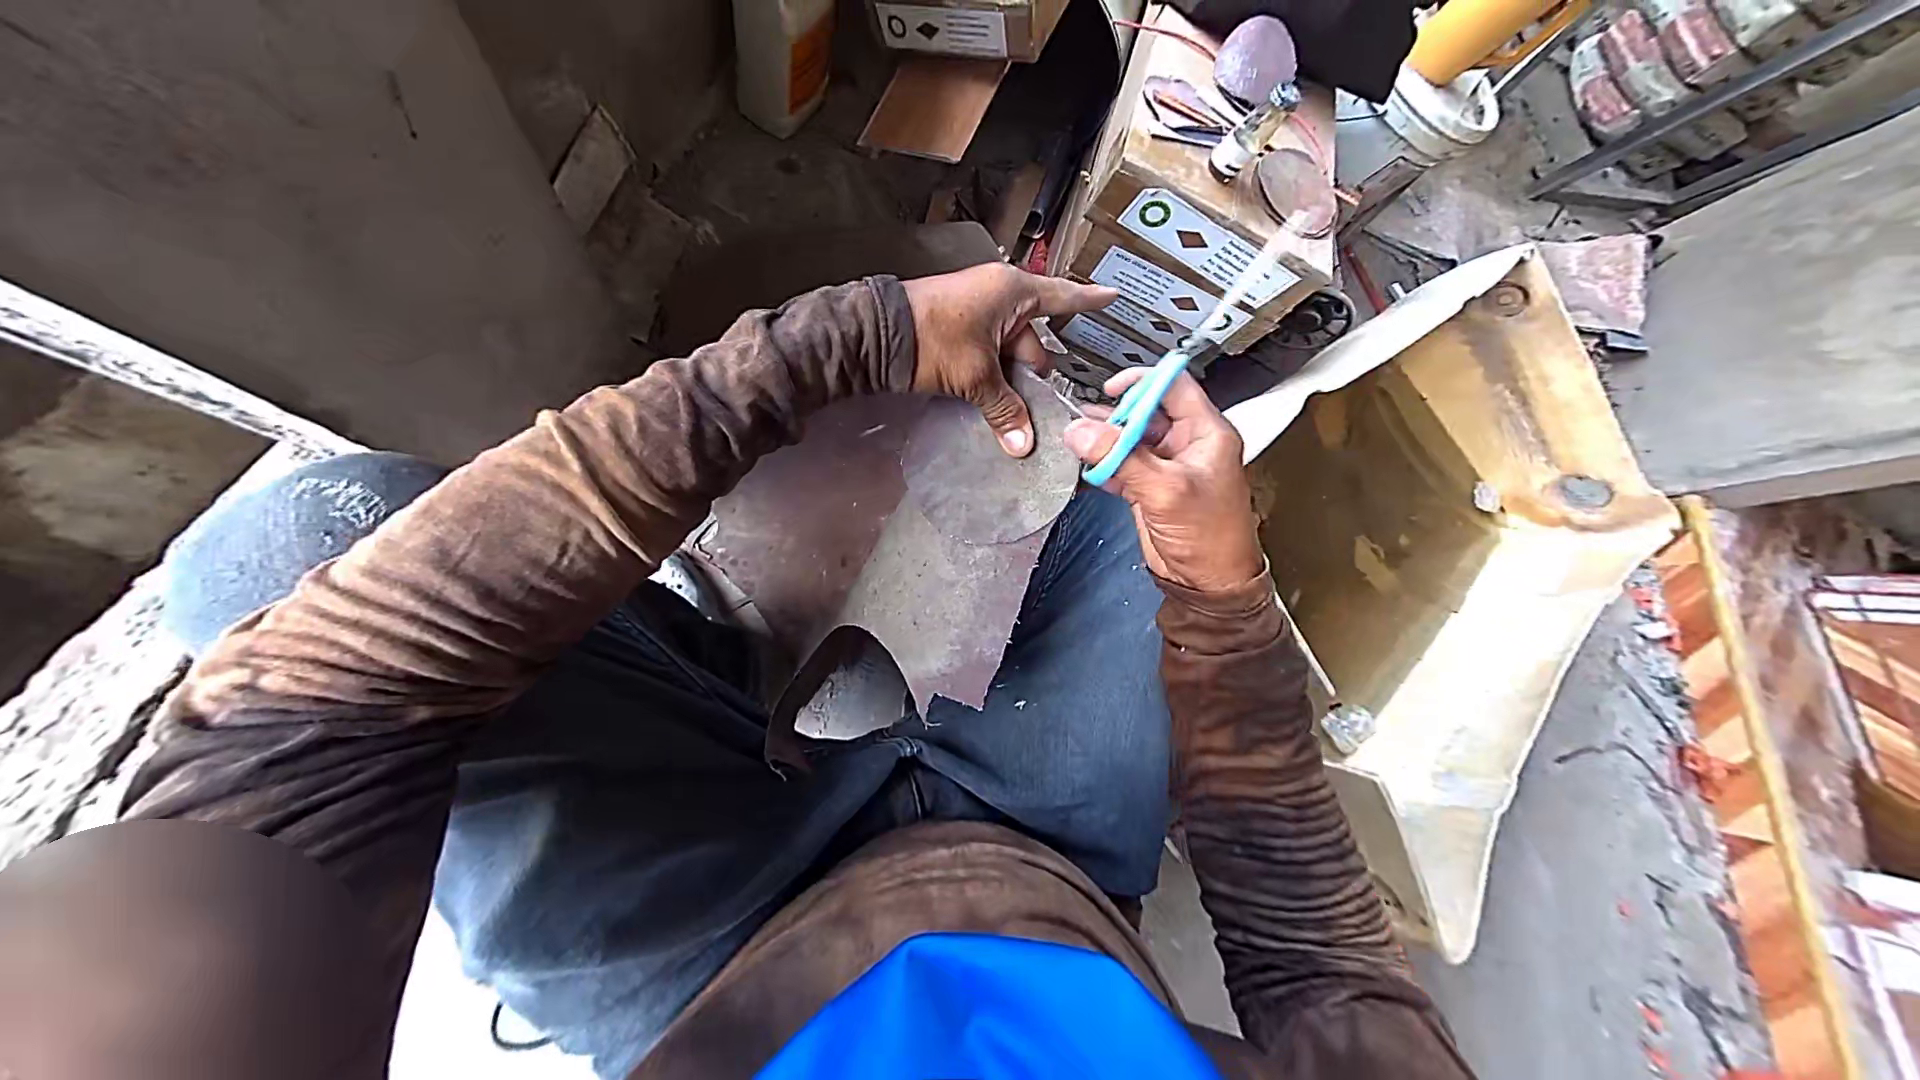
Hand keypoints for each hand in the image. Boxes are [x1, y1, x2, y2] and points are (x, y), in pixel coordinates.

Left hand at [902, 264, 1117, 456]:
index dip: (1088, 302)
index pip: (1063, 298)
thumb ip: (1004, 409)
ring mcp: (977, 314)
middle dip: (1033, 376)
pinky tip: (990, 403)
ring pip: (1008, 354)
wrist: (875, 336)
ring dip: (1009, 383)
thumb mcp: (974, 376)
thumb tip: (1024, 444)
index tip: (1111, 298)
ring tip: (1008, 414)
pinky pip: (988, 357)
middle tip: (1032, 410)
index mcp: (1013, 292)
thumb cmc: (931, 338)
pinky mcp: (958, 332)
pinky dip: (991, 378)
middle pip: (1033, 342)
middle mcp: (999, 298)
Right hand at [1063, 368, 1264, 593]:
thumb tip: (1084, 432)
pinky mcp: (1148, 487)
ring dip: (1104, 441)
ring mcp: (1165, 466)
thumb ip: (1122, 458)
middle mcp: (1186, 445)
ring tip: (1080, 442)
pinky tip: (1090, 468)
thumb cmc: (1213, 539)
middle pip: (1144, 413)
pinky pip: (1120, 465)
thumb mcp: (1166, 490)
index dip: (1142, 382)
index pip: (1173, 386)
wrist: (1207, 582)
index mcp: (1206, 433)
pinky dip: (1103, 466)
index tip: (1111, 389)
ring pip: (1128, 439)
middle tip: (1087, 424)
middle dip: (1114, 416)